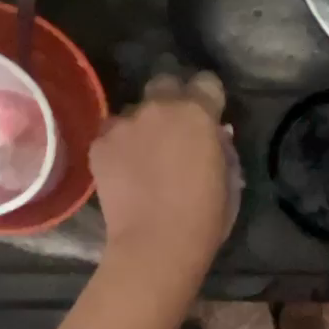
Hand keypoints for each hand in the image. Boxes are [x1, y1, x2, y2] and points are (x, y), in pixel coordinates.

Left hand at [90, 72, 236, 268]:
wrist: (157, 245)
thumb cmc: (204, 220)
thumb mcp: (229, 181)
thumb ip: (221, 150)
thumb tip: (214, 138)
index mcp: (198, 114)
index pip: (207, 83)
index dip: (210, 100)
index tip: (210, 118)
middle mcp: (159, 108)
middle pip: (165, 84)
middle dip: (172, 101)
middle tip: (175, 133)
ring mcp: (125, 123)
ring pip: (135, 112)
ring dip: (143, 127)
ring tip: (145, 158)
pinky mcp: (99, 143)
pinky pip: (111, 134)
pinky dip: (119, 147)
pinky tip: (125, 172)